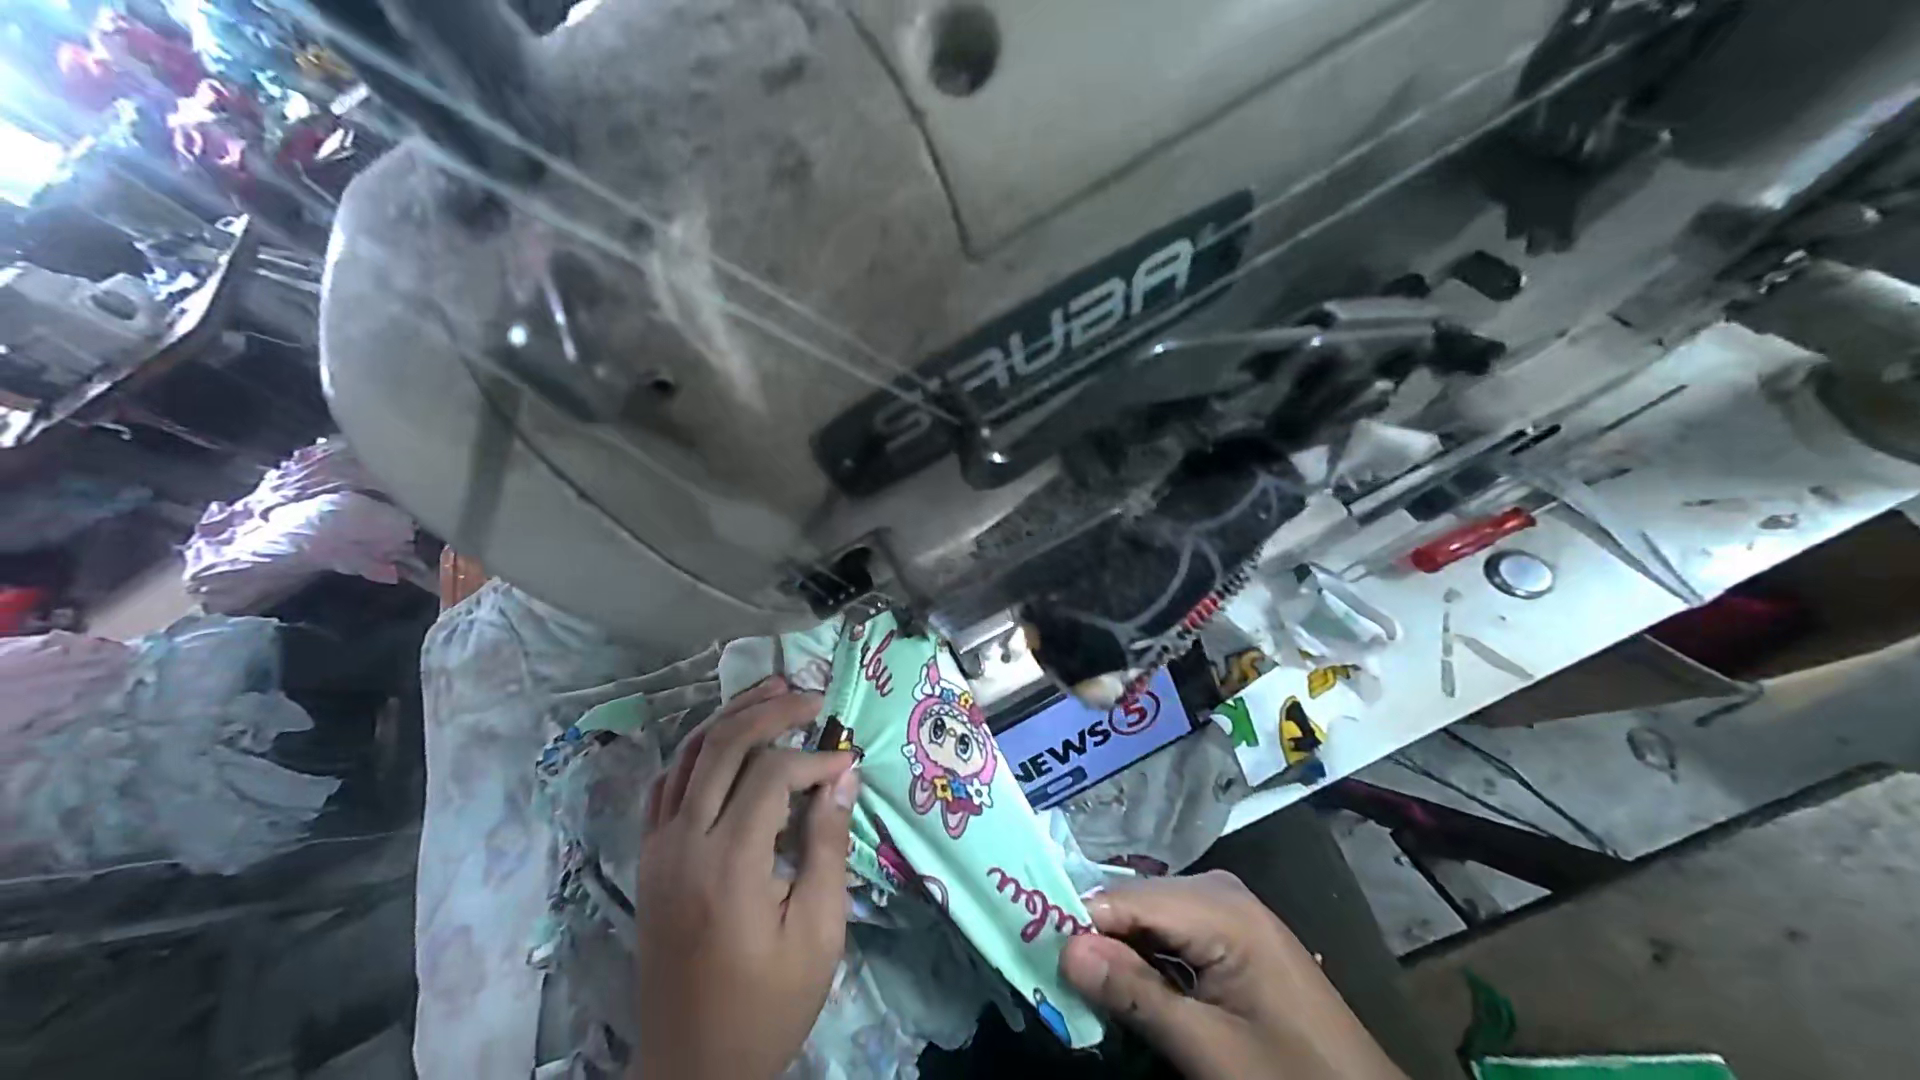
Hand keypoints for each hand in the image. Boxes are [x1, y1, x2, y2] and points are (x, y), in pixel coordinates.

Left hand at [632, 677, 860, 1079]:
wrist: (691, 1065)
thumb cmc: (767, 1004)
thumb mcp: (817, 932)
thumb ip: (828, 846)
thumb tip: (841, 776)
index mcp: (729, 862)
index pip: (772, 774)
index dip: (814, 759)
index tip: (847, 763)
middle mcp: (683, 841)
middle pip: (723, 746)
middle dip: (771, 710)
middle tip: (811, 696)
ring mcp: (657, 846)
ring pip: (687, 753)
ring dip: (731, 715)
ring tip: (770, 689)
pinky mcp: (648, 857)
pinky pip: (665, 783)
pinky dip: (696, 749)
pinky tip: (724, 738)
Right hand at [1060, 871, 1407, 1079]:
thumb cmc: (1291, 1079)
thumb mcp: (1209, 1049)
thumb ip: (1134, 994)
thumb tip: (1063, 950)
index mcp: (1219, 907)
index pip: (1124, 898)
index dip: (1077, 924)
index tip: (1037, 956)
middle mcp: (1219, 890)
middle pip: (1133, 903)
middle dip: (1096, 939)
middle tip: (1059, 981)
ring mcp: (1226, 909)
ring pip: (1147, 916)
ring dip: (1117, 952)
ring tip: (1085, 987)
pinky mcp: (1229, 932)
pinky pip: (1169, 931)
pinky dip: (1144, 958)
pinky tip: (1128, 988)